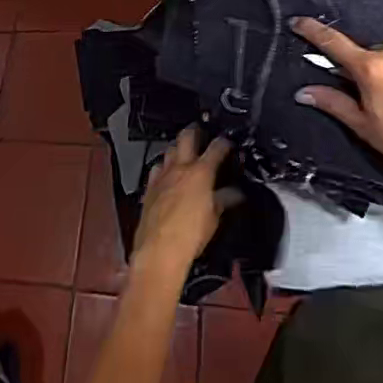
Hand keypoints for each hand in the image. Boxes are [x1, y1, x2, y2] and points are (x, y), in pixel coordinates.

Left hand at [130, 128, 242, 278]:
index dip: (225, 142)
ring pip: (169, 150)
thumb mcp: (214, 217)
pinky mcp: (148, 188)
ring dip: (178, 148)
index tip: (228, 143)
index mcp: (201, 172)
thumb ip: (224, 199)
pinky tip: (166, 173)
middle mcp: (180, 168)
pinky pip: (156, 168)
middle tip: (202, 132)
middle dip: (196, 130)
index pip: (217, 147)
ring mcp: (161, 176)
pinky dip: (163, 166)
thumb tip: (234, 193)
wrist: (158, 252)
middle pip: (187, 136)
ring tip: (185, 151)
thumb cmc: (190, 235)